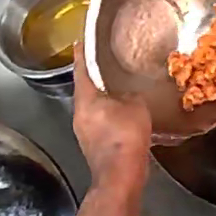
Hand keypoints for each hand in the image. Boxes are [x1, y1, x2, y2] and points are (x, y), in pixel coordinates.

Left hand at [72, 34, 151, 194]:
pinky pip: (101, 121)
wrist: (120, 174)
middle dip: (96, 76)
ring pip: (94, 106)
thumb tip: (128, 94)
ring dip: (104, 97)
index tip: (80, 41)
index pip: (81, 70)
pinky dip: (111, 113)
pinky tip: (125, 113)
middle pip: (86, 89)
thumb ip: (130, 94)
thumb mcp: (136, 105)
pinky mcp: (94, 144)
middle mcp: (80, 114)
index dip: (81, 54)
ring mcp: (85, 131)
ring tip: (120, 87)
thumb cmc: (125, 135)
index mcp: (85, 99)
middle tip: (107, 63)